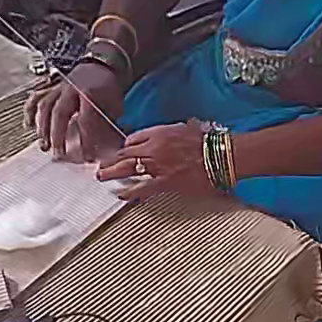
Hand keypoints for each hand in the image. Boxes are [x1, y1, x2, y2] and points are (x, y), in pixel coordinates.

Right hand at [28, 63, 124, 161]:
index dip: (86, 139)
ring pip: (45, 106)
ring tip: (44, 145)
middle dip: (58, 136)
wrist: (101, 66)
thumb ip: (107, 126)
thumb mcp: (115, 108)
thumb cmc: (108, 90)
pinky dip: (30, 112)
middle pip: (60, 112)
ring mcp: (58, 87)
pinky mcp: (51, 87)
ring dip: (43, 128)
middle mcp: (71, 88)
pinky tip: (29, 126)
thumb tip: (102, 149)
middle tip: (59, 154)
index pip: (86, 119)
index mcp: (90, 92)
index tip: (86, 156)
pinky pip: (36, 97)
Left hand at [95, 121, 214, 200]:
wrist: (220, 155)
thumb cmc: (208, 142)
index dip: (126, 147)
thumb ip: (171, 133)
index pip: (133, 138)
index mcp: (159, 132)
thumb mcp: (185, 128)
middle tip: (101, 164)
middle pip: (124, 153)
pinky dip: (128, 191)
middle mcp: (153, 147)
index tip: (123, 152)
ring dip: (111, 173)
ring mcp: (157, 165)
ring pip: (126, 168)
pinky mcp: (164, 182)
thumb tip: (166, 138)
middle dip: (111, 159)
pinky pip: (141, 188)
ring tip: (102, 177)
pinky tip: (119, 193)